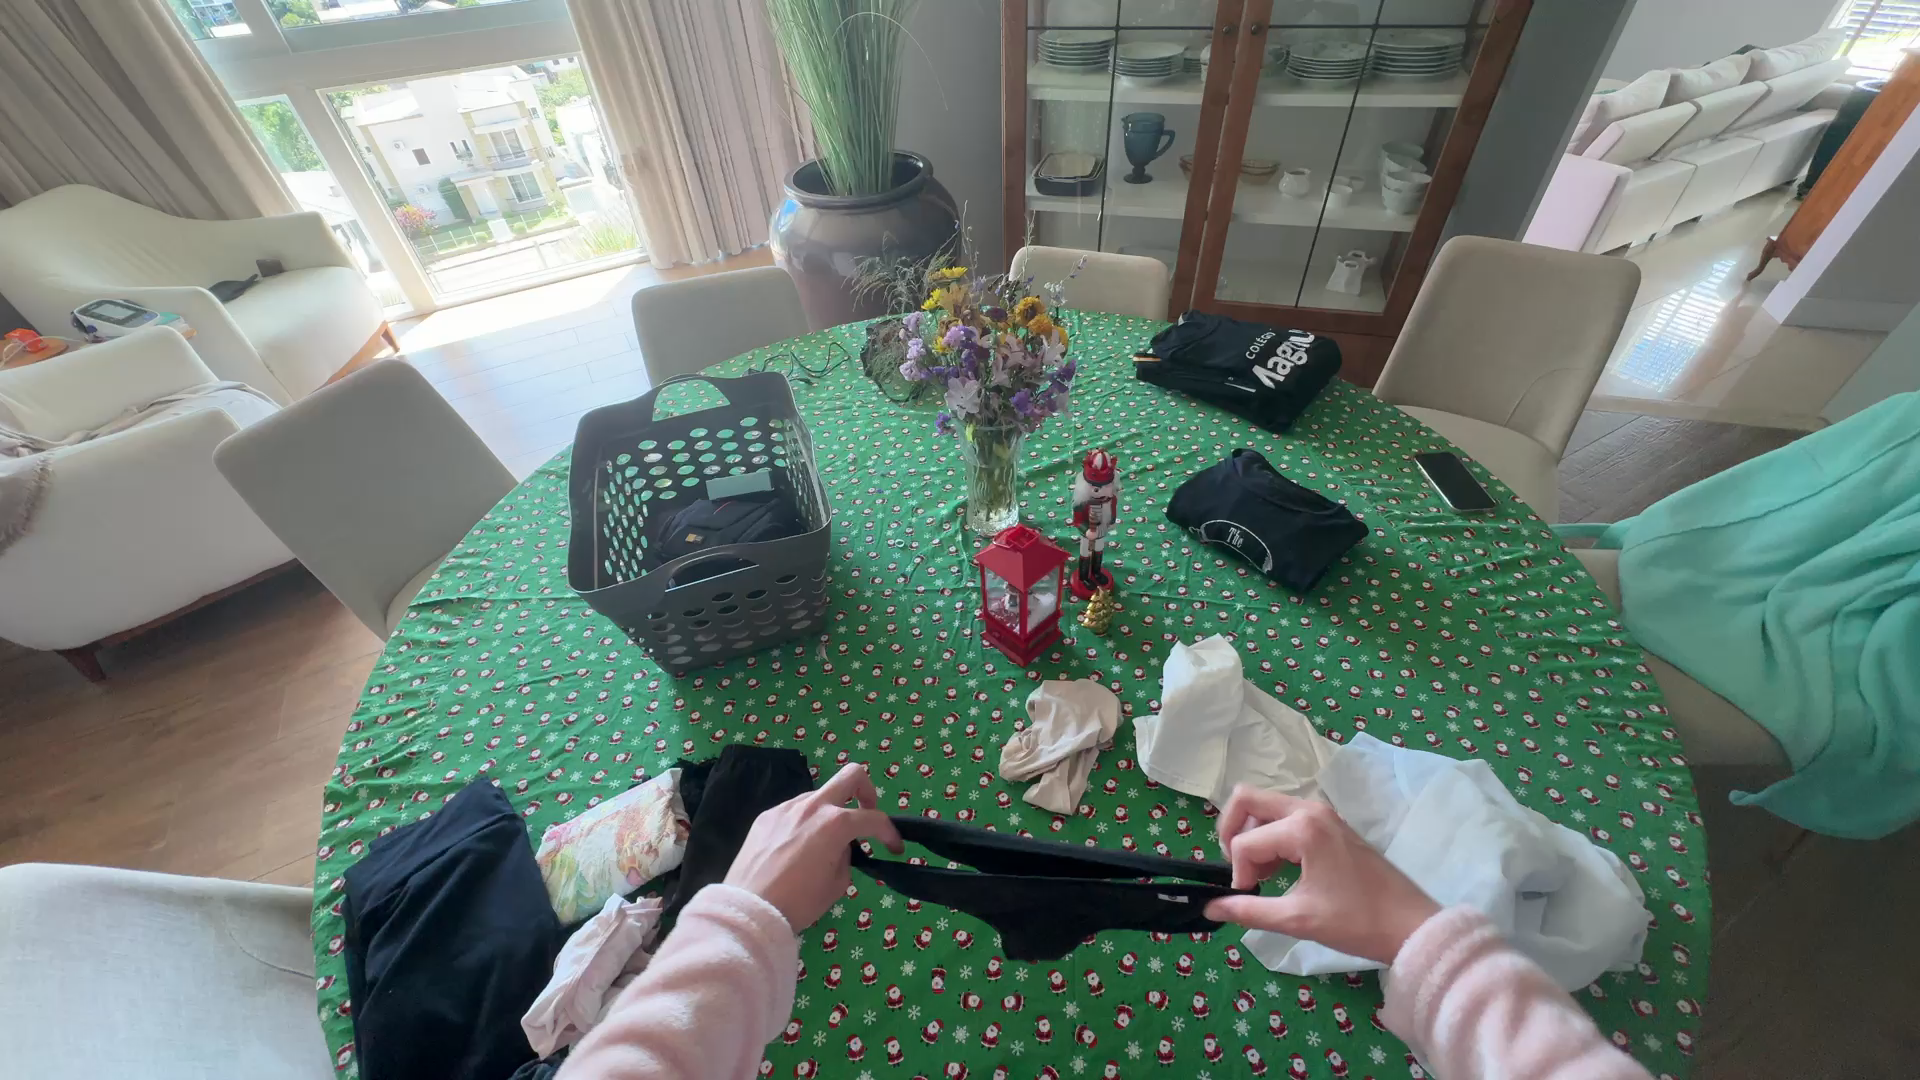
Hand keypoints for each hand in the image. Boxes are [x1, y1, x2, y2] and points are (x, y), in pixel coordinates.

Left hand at [724, 763, 904, 930]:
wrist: (748, 911)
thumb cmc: (798, 903)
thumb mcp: (837, 885)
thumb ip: (847, 857)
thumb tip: (842, 848)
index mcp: (836, 824)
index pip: (874, 819)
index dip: (890, 833)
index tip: (894, 848)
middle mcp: (814, 806)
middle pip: (852, 775)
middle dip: (867, 792)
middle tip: (866, 815)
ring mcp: (787, 807)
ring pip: (819, 795)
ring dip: (831, 811)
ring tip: (823, 842)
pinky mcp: (767, 815)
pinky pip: (795, 810)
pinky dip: (805, 822)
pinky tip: (795, 848)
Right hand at [1202, 786, 1438, 964]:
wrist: (1416, 928)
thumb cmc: (1358, 923)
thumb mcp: (1298, 920)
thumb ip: (1249, 910)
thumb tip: (1210, 907)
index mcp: (1301, 828)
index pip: (1245, 842)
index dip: (1238, 872)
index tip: (1248, 897)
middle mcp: (1308, 808)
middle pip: (1246, 799)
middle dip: (1230, 831)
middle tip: (1237, 867)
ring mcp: (1320, 812)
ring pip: (1264, 806)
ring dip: (1252, 834)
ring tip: (1263, 873)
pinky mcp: (1329, 821)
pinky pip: (1284, 814)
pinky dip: (1271, 834)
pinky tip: (1280, 868)